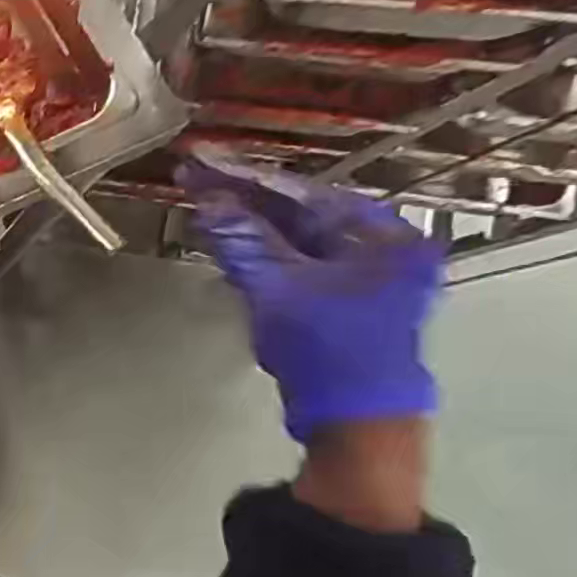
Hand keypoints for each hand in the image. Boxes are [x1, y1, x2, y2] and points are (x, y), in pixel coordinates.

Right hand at [178, 153, 444, 442]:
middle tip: (195, 180)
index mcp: (380, 234)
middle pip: (300, 213)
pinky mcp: (343, 301)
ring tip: (208, 210)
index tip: (200, 162)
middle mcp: (381, 246)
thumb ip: (244, 244)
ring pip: (298, 239)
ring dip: (252, 227)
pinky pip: (298, 263)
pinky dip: (264, 254)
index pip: (298, 195)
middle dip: (245, 200)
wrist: (353, 414)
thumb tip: (208, 204)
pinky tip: (236, 249)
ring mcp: (364, 276)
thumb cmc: (325, 348)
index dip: (243, 180)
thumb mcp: (277, 290)